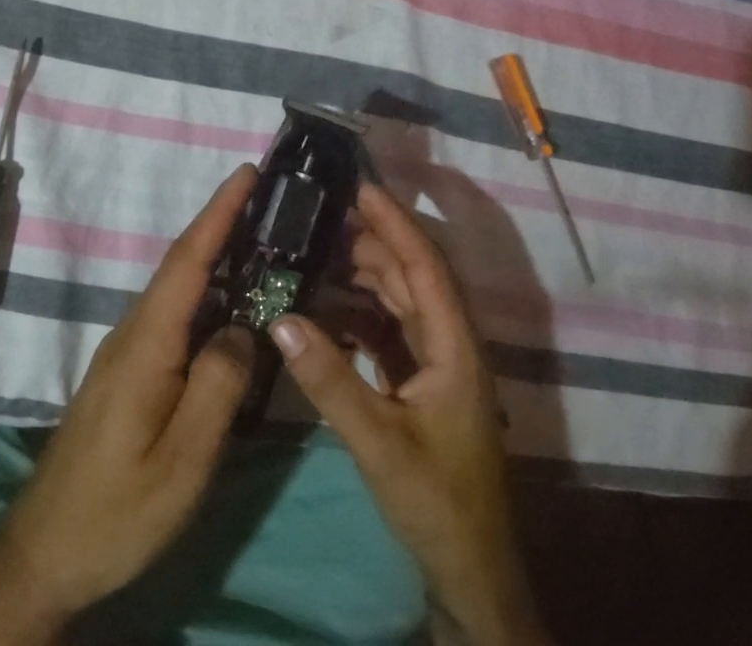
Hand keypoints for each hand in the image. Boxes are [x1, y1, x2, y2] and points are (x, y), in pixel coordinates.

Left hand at [0, 164, 258, 643]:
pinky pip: (174, 324)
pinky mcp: (127, 378)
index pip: (186, 262)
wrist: (46, 551)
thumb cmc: (118, 509)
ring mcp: (125, 357)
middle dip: (224, 228)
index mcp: (145, 346)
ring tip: (267, 247)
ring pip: (177, 296)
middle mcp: (131, 337)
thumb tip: (245, 326)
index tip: (248, 172)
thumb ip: (218, 385)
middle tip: (275, 205)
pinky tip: (233, 312)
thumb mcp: (182, 458)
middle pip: (181, 269)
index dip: (217, 213)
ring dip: (218, 263)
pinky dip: (207, 302)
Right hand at [270, 183, 546, 644]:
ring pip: (401, 303)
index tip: (360, 187)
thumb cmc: (434, 501)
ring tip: (318, 251)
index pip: (425, 267)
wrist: (469, 564)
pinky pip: (390, 334)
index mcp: (454, 348)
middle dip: (373, 241)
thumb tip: (281, 319)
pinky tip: (326, 309)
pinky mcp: (422, 387)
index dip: (395, 223)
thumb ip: (329, 380)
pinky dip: (360, 315)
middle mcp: (451, 346)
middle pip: (413, 277)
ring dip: (365, 275)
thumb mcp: (377, 441)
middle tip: (322, 216)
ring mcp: (438, 367)